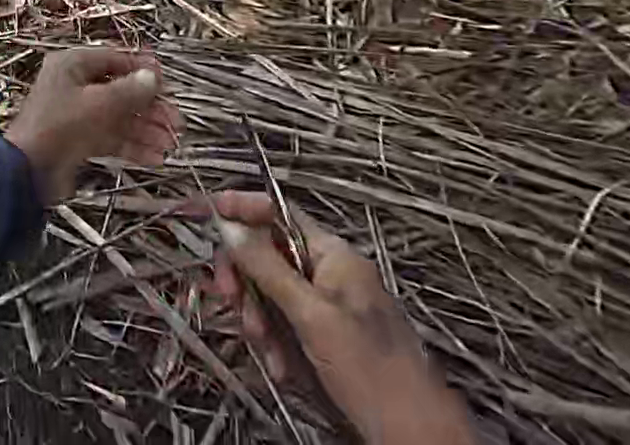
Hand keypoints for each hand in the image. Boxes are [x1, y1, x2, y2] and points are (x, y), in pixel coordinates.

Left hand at [4, 47, 181, 202]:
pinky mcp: (78, 139)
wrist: (29, 170)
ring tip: (170, 144)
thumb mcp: (98, 104)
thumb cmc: (60, 125)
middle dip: (148, 107)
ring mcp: (76, 112)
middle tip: (176, 122)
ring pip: (117, 116)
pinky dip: (131, 145)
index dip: (141, 70)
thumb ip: (129, 90)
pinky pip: (110, 136)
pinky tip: (154, 157)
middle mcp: (74, 84)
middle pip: (119, 90)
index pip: (113, 59)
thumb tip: (152, 76)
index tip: (168, 83)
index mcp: (72, 64)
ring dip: (144, 129)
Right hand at [208, 192, 474, 444]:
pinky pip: (281, 324)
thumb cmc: (372, 371)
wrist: (420, 443)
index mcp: (333, 255)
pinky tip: (280, 366)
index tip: (209, 210)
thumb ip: (267, 268)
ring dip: (258, 318)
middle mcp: (328, 273)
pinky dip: (274, 342)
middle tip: (229, 298)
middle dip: (245, 279)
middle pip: (267, 254)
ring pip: (269, 292)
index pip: (280, 212)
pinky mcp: (323, 338)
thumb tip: (228, 226)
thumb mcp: (311, 316)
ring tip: (266, 349)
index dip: (243, 207)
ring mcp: (326, 306)